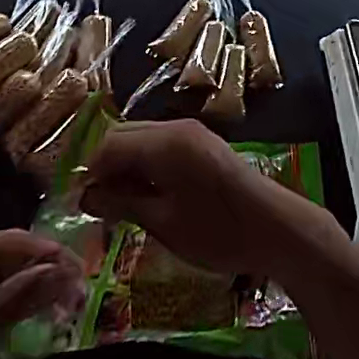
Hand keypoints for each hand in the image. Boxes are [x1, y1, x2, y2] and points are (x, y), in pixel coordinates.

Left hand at [0, 231, 81, 358]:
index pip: (14, 242)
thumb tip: (63, 272)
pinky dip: (0, 297)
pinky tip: (20, 313)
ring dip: (24, 285)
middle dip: (43, 271)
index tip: (87, 279)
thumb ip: (14, 302)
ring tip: (57, 307)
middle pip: (5, 251)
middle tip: (76, 299)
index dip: (54, 256)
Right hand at [79, 120, 341, 277]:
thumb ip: (121, 204)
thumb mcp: (163, 222)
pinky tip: (150, 195)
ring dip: (127, 164)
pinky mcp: (204, 143)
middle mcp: (176, 127)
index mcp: (164, 142)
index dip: (91, 172)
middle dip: (107, 166)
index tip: (82, 204)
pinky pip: (162, 144)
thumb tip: (85, 197)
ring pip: (142, 138)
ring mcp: (193, 133)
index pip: (108, 144)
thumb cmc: (217, 230)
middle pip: (123, 134)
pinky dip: (147, 164)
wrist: (276, 228)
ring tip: (124, 205)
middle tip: (102, 206)